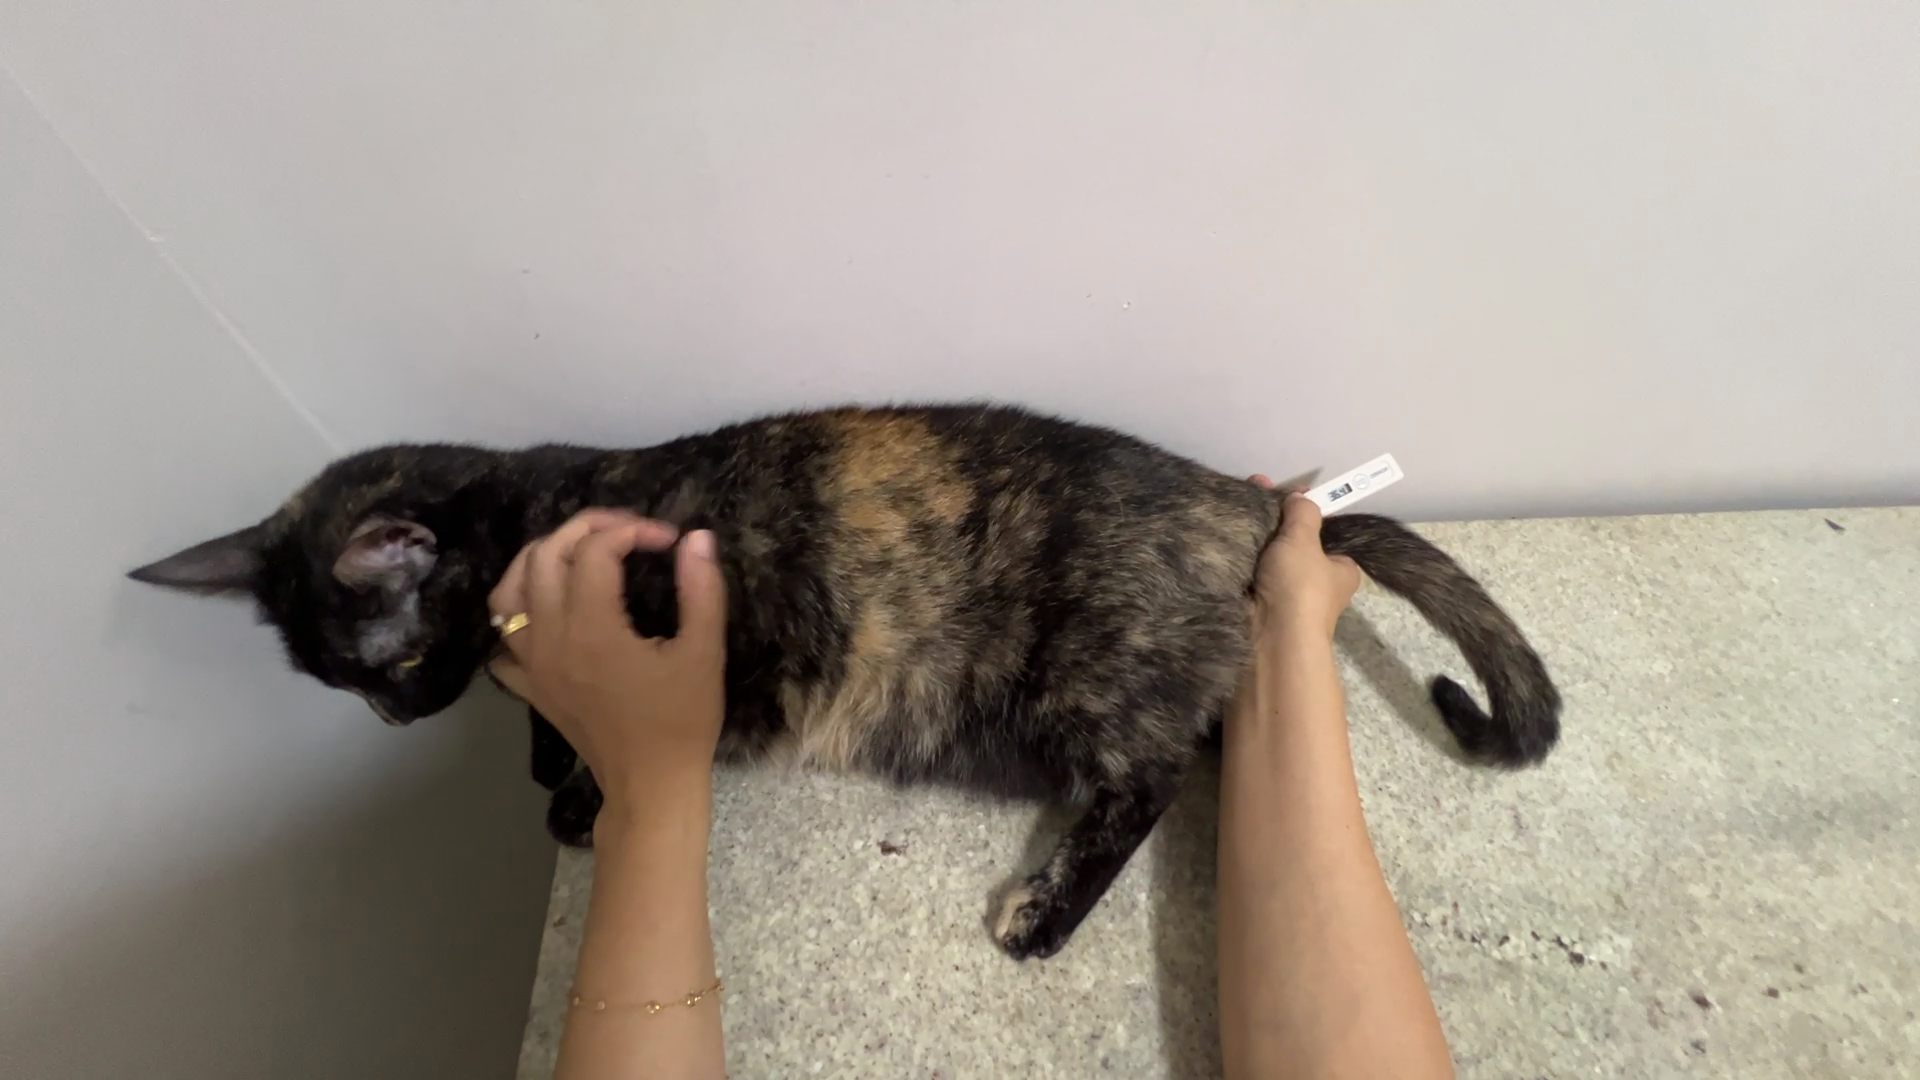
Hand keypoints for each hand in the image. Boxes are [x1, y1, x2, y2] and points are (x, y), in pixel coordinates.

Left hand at [486, 509, 727, 822]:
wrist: (651, 782)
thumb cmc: (684, 719)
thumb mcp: (705, 651)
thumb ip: (702, 589)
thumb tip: (698, 537)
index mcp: (594, 629)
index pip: (597, 551)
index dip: (635, 531)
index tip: (670, 540)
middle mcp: (550, 639)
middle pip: (545, 556)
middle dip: (588, 528)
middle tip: (630, 530)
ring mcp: (531, 664)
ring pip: (510, 589)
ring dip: (544, 556)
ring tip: (583, 552)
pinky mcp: (528, 685)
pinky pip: (504, 637)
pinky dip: (521, 609)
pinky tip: (553, 607)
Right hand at [1248, 476, 1361, 641]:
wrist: (1269, 635)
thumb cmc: (1298, 586)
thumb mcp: (1304, 539)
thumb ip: (1303, 512)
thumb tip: (1299, 495)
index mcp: (1340, 568)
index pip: (1324, 531)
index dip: (1303, 509)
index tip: (1280, 491)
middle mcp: (1316, 582)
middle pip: (1294, 541)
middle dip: (1274, 519)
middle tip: (1251, 491)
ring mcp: (1285, 593)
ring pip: (1269, 555)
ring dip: (1253, 536)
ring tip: (1233, 506)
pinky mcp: (1258, 601)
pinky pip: (1249, 569)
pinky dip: (1239, 555)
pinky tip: (1226, 534)